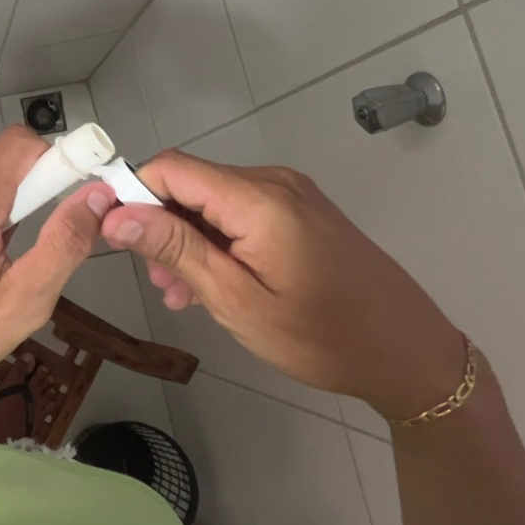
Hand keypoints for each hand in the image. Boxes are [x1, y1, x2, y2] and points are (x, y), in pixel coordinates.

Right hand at [99, 149, 464, 419]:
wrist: (412, 357)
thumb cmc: (323, 337)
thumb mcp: (237, 300)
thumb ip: (176, 249)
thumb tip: (115, 214)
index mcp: (259, 199)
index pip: (170, 168)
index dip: (131, 193)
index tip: (112, 237)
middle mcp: (273, 182)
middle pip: (188, 183)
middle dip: (159, 224)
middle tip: (158, 281)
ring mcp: (290, 195)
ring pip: (209, 200)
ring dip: (185, 238)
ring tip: (183, 292)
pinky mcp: (300, 211)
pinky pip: (237, 213)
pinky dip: (215, 241)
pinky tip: (213, 282)